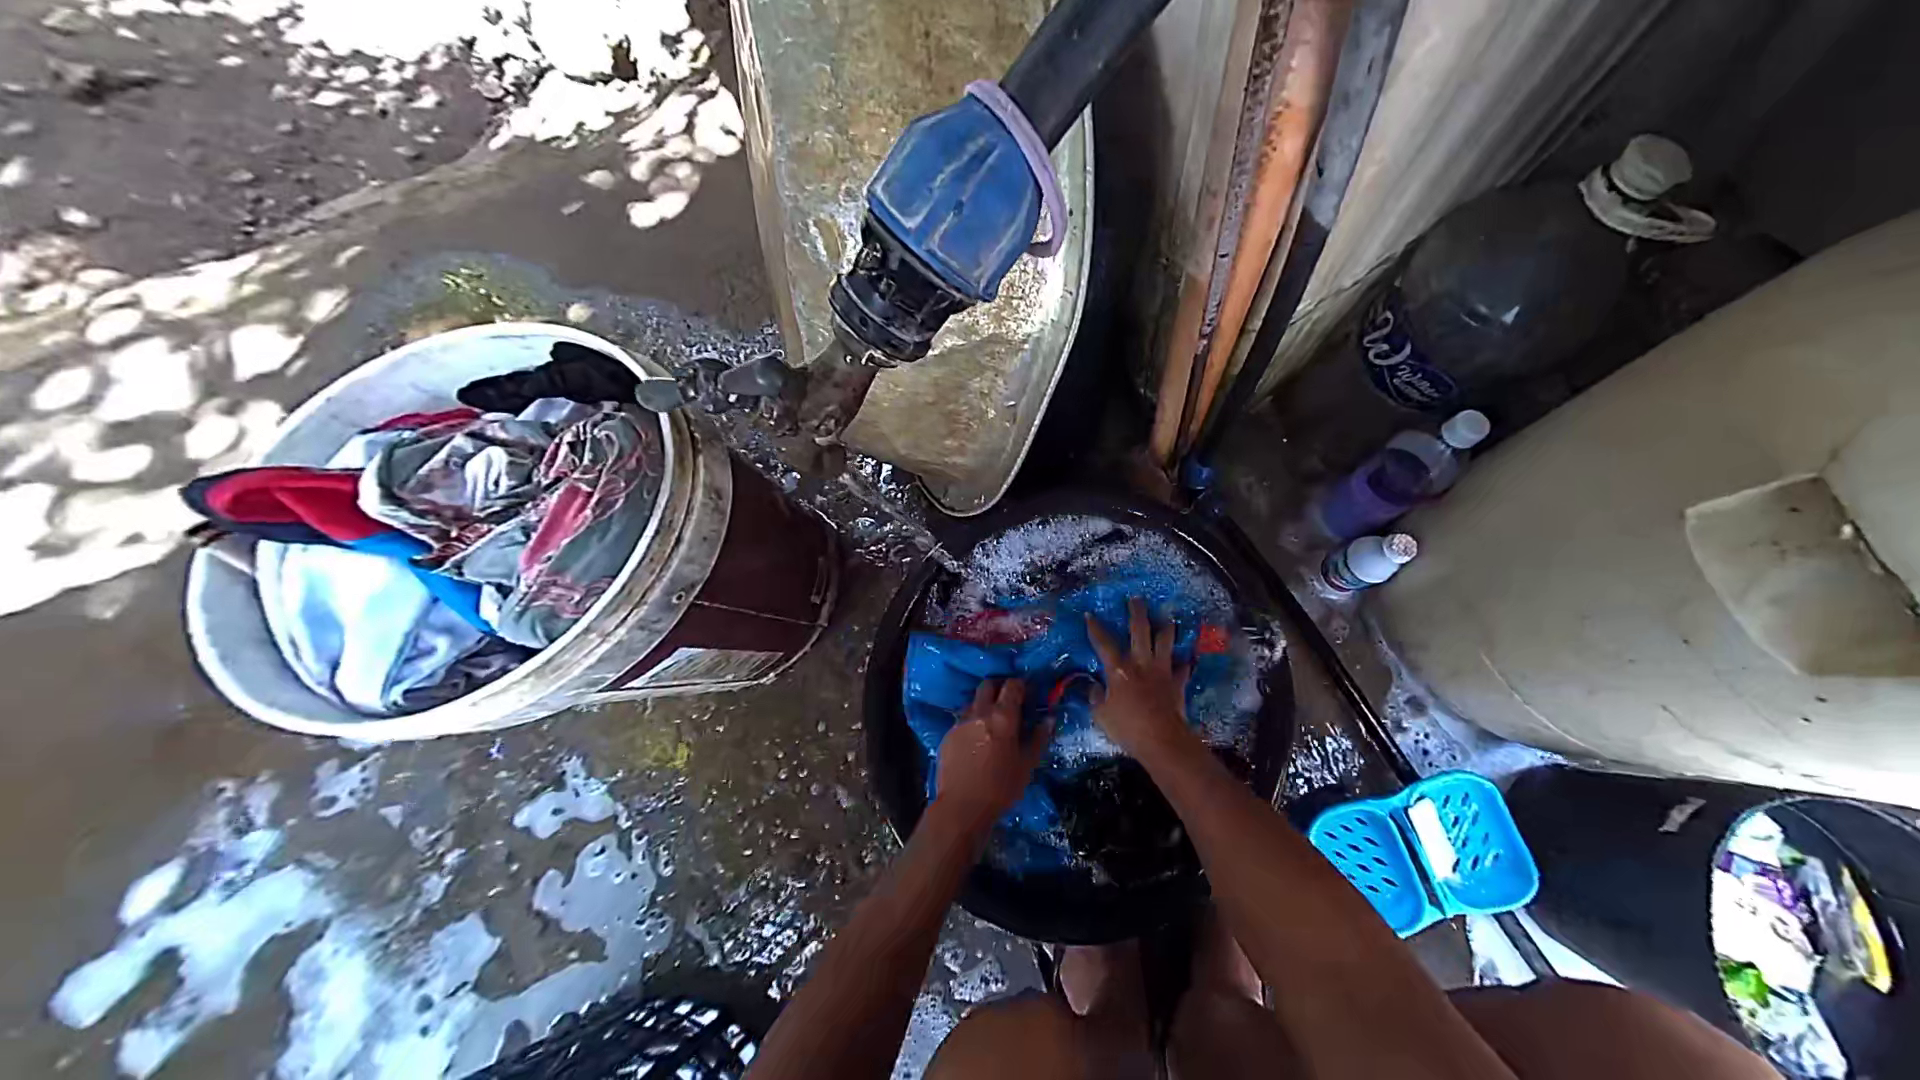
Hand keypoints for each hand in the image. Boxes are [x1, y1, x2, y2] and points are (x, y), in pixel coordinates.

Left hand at [934, 678, 1050, 833]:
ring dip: (984, 703)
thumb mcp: (1027, 764)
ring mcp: (961, 722)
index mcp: (1003, 716)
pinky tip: (977, 738)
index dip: (1021, 685)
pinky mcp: (948, 734)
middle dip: (999, 687)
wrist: (962, 806)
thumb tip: (1048, 718)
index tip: (1028, 693)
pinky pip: (962, 718)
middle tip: (1009, 702)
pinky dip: (972, 721)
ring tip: (992, 721)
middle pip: (988, 685)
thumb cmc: (1001, 787)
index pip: (1012, 686)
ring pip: (973, 700)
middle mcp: (980, 712)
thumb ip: (1039, 738)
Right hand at [1086, 597, 1195, 761]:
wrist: (1162, 740)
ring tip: (1166, 617)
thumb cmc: (1127, 727)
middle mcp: (1141, 663)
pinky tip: (1184, 659)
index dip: (1095, 628)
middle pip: (1140, 629)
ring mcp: (1162, 671)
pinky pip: (1182, 667)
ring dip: (1166, 627)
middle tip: (1136, 599)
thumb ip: (1094, 697)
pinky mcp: (1178, 682)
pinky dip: (1182, 662)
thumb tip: (1092, 687)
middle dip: (1137, 612)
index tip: (1090, 615)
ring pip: (1166, 640)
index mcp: (1118, 669)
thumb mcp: (1100, 714)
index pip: (1103, 642)